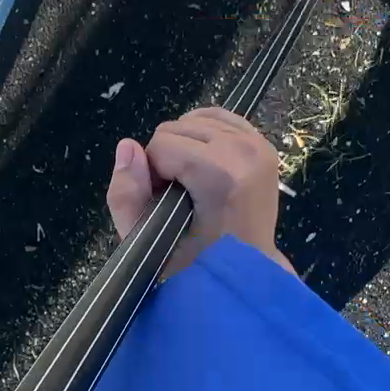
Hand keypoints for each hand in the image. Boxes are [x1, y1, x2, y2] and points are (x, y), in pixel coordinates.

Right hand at [104, 106, 294, 279]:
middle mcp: (244, 151)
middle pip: (175, 128)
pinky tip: (201, 165)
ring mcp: (258, 145)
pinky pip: (219, 117)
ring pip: (194, 120)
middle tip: (177, 200)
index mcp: (221, 175)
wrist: (246, 273)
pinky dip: (202, 136)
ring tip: (190, 186)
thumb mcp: (147, 243)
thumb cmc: (196, 266)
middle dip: (167, 160)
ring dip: (183, 148)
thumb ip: (126, 198)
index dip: (151, 178)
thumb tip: (128, 146)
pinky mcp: (263, 145)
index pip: (160, 146)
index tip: (164, 208)